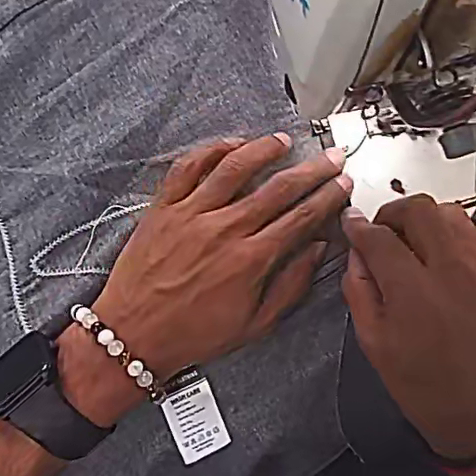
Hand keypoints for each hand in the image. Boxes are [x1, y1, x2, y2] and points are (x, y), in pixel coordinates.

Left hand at [60, 133, 350, 424]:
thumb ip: (291, 285)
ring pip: (235, 167)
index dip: (328, 196)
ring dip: (265, 149)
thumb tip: (316, 252)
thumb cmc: (191, 334)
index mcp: (250, 260)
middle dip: (312, 168)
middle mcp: (224, 230)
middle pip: (279, 187)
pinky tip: (230, 145)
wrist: (134, 335)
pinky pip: (189, 167)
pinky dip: (212, 150)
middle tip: (329, 156)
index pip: (301, 216)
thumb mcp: (254, 324)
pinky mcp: (164, 208)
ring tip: (283, 140)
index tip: (341, 184)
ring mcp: (191, 215)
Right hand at [341, 195, 475, 459]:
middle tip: (380, 229)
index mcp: (414, 295)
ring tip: (409, 239)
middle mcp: (453, 276)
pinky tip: (437, 254)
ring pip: (450, 214)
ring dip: (423, 219)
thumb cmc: (429, 389)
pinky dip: (450, 235)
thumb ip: (359, 289)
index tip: (353, 226)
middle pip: (419, 210)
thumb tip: (357, 256)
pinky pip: (474, 235)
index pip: (379, 237)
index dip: (359, 226)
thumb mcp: (373, 342)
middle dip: (391, 213)